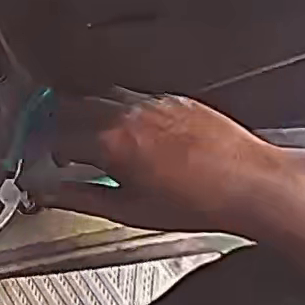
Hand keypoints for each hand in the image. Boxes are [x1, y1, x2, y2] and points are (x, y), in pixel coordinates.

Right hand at [38, 90, 304, 235]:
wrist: (251, 186)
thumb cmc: (198, 203)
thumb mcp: (129, 210)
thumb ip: (83, 198)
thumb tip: (55, 194)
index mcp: (111, 144)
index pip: (61, 139)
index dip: (53, 152)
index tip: (58, 161)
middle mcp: (128, 116)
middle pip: (75, 105)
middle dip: (62, 122)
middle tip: (63, 139)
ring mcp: (153, 103)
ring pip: (105, 94)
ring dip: (91, 109)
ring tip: (94, 130)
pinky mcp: (176, 100)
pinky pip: (138, 94)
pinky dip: (124, 107)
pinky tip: (133, 126)